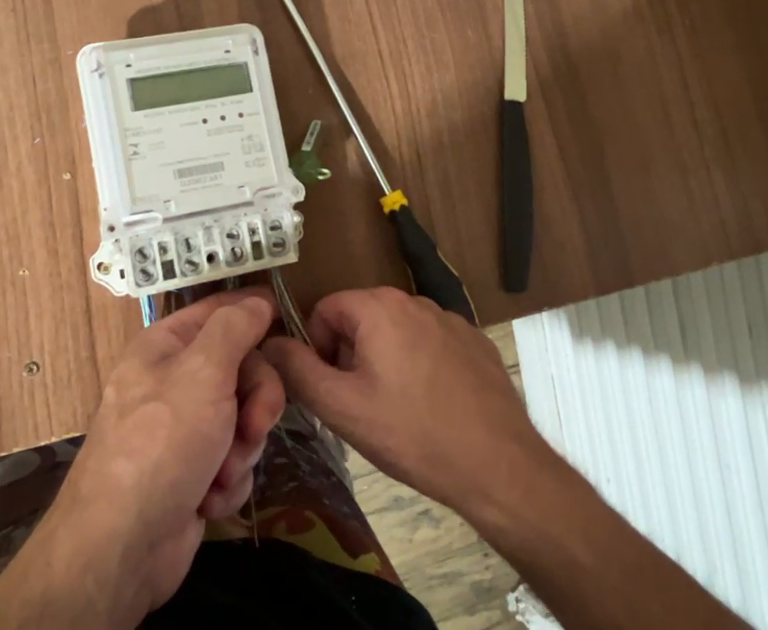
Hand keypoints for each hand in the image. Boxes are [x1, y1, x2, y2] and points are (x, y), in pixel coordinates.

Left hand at [0, 289, 283, 627]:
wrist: (124, 544)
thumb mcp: (202, 372)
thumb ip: (234, 329)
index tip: (287, 316)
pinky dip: (228, 481)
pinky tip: (208, 499)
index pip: (217, 312)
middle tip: (253, 426)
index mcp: (164, 347)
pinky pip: (232, 462)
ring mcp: (181, 431)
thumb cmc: (162, 443)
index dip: (251, 312)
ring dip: (241, 450)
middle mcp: (172, 383)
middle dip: (255, 403)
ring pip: (242, 420)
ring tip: (221, 473)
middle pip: (241, 371)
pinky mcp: (191, 474)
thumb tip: (257, 300)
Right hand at [262, 287, 553, 513]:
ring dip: (385, 362)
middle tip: (360, 404)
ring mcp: (451, 320)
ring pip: (396, 333)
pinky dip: (420, 368)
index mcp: (379, 308)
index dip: (317, 348)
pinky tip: (431, 408)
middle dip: (351, 356)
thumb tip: (269, 342)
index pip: (325, 310)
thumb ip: (297, 370)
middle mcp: (416, 301)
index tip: (330, 388)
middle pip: (361, 319)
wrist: (497, 465)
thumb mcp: (341, 407)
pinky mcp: (476, 344)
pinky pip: (430, 346)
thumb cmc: (411, 434)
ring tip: (396, 411)